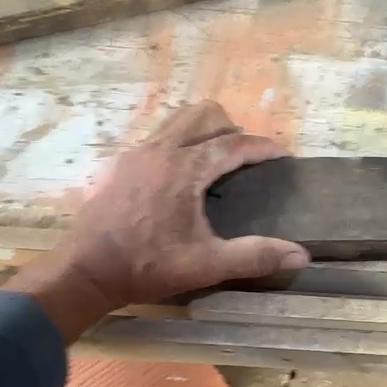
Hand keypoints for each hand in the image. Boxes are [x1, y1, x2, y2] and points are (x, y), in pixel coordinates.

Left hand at [4, 102, 310, 341]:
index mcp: (184, 169)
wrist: (85, 271)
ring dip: (204, 130)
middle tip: (247, 156)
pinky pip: (159, 135)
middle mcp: (160, 151)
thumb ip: (255, 256)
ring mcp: (136, 154)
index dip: (262, 147)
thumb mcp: (207, 265)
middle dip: (232, 128)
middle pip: (204, 115)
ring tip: (218, 158)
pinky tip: (184, 174)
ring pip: (178, 119)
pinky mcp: (120, 164)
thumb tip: (301, 256)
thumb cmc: (147, 266)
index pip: (233, 144)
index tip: (283, 155)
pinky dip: (180, 142)